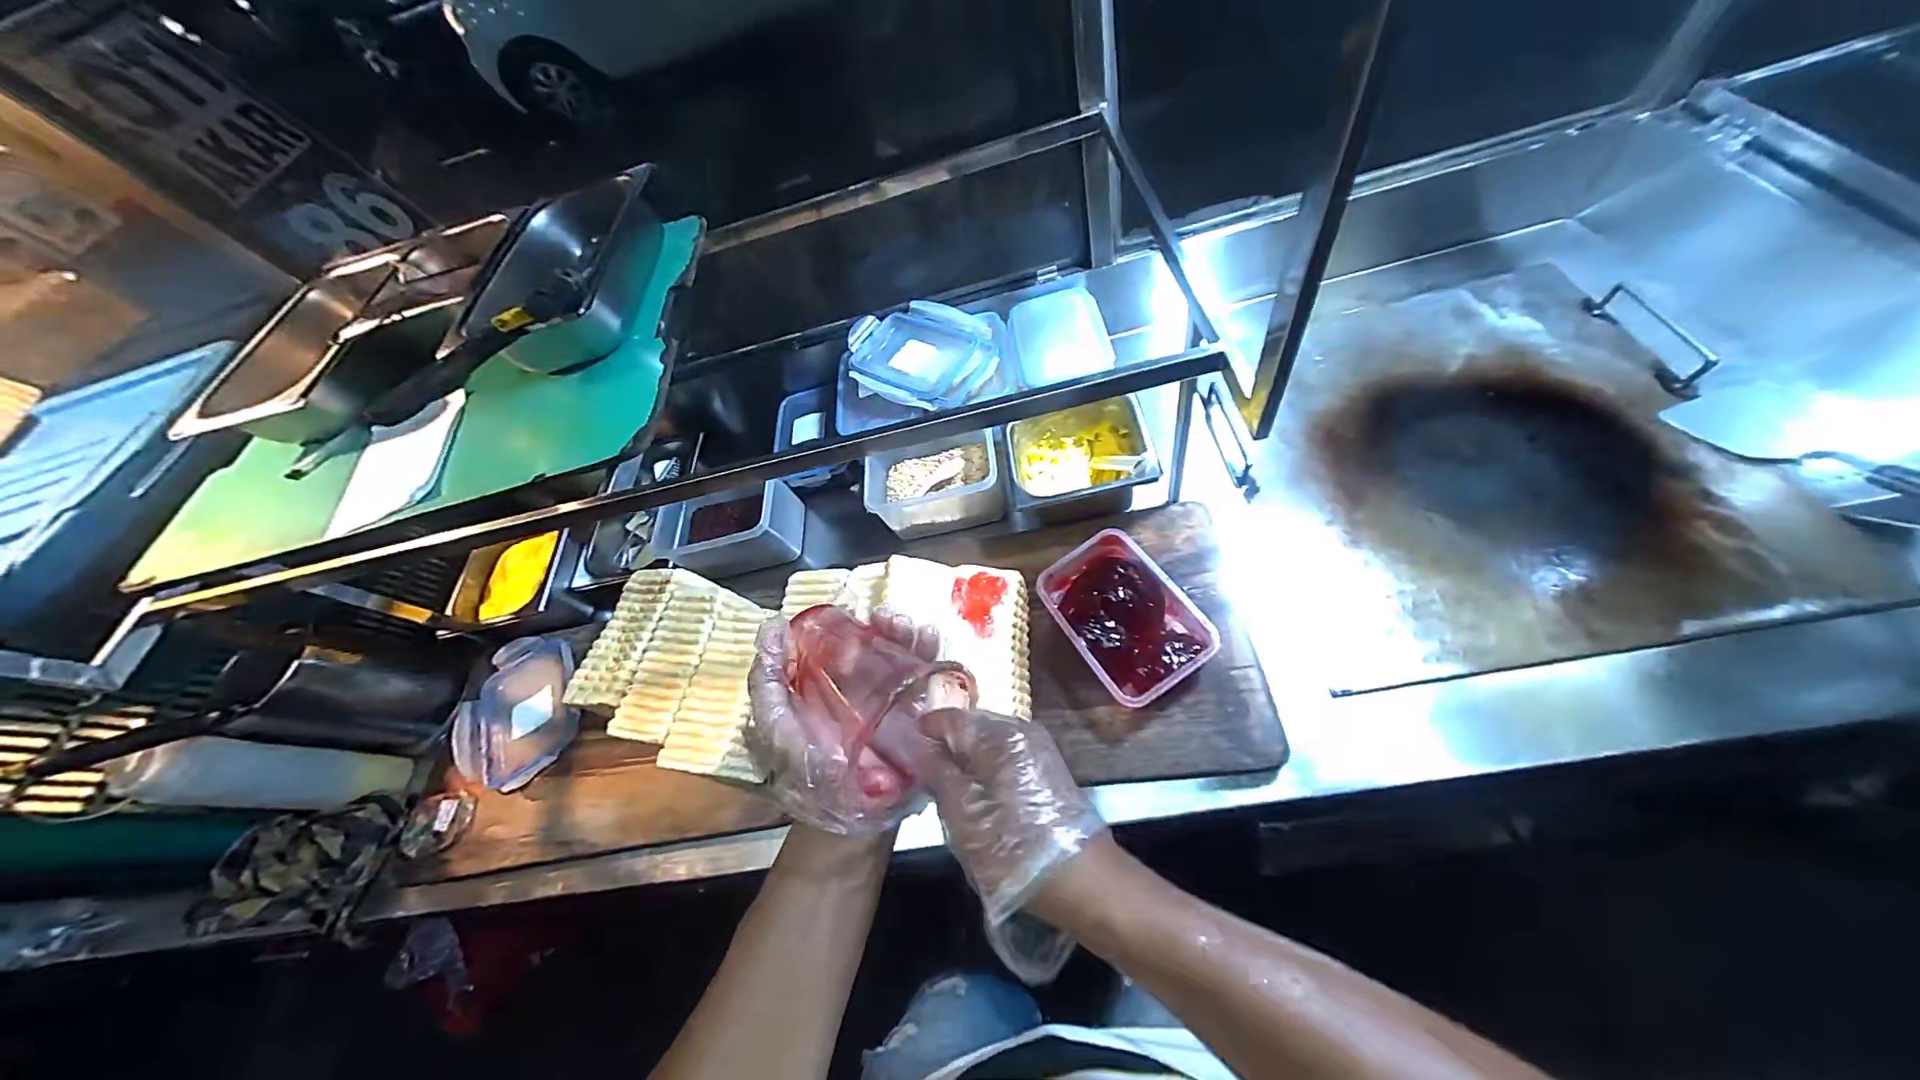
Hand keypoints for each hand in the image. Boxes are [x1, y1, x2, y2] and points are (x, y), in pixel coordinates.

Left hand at [745, 609, 939, 836]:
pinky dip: (934, 656)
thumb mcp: (776, 729)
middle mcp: (867, 683)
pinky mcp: (922, 713)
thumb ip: (767, 682)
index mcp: (832, 680)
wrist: (852, 820)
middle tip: (888, 618)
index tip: (852, 612)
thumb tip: (772, 626)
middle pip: (884, 641)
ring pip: (909, 653)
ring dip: (911, 634)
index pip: (845, 639)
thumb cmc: (808, 775)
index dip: (849, 621)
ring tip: (913, 629)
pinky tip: (931, 642)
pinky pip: (933, 679)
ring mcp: (897, 697)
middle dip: (889, 622)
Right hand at [912, 708, 1107, 922]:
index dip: (920, 734)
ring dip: (963, 765)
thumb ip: (935, 771)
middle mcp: (1020, 728)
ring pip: (984, 746)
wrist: (1083, 880)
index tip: (898, 756)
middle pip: (967, 729)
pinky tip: (976, 802)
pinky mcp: (1044, 768)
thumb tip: (915, 744)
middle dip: (942, 750)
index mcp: (999, 732)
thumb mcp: (962, 813)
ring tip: (945, 795)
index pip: (947, 718)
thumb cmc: (1014, 847)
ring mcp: (1036, 748)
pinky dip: (983, 774)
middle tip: (919, 781)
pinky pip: (1002, 759)